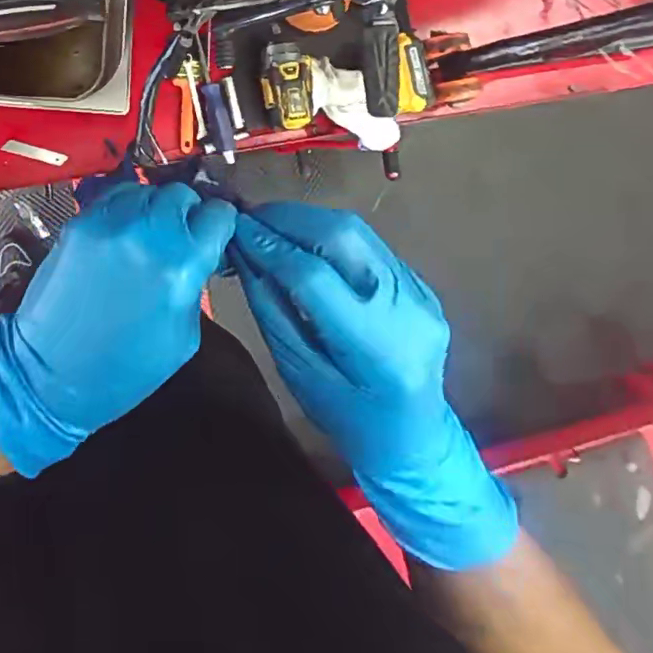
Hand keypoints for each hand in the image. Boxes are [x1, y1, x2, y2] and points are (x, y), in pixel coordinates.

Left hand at [0, 181, 236, 476]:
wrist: (52, 373)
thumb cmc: (123, 367)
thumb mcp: (184, 335)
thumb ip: (194, 282)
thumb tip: (198, 254)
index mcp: (181, 265)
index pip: (216, 214)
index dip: (217, 222)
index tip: (212, 230)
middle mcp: (146, 234)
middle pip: (179, 193)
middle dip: (185, 211)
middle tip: (178, 233)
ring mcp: (108, 224)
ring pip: (144, 189)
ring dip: (151, 207)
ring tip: (146, 232)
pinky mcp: (78, 224)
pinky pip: (111, 198)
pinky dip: (121, 209)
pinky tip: (120, 233)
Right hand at [229, 202, 516, 569]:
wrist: (415, 435)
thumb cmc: (346, 417)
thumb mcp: (296, 370)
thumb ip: (270, 308)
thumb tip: (243, 253)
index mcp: (374, 345)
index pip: (312, 275)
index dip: (267, 245)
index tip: (232, 228)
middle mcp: (405, 307)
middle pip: (341, 235)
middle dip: (287, 219)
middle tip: (247, 217)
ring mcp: (419, 291)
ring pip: (356, 230)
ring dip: (304, 219)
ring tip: (267, 223)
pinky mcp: (419, 282)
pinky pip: (367, 243)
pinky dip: (326, 233)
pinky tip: (300, 239)